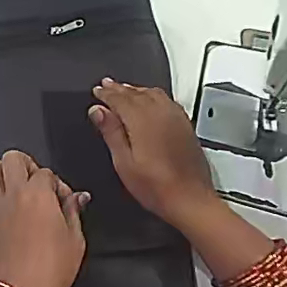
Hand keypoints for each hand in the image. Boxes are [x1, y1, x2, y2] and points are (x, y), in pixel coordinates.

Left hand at [0, 151, 87, 286]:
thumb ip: (74, 211)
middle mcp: (14, 194)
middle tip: (40, 180)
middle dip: (27, 164)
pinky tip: (14, 203)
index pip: (46, 171)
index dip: (58, 183)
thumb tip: (77, 199)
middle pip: (12, 158)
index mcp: (37, 193)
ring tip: (23, 185)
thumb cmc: (47, 270)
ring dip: (7, 172)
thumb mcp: (75, 239)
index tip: (65, 199)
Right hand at [89, 78, 221, 227]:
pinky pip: (167, 101)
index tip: (96, 91)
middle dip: (119, 88)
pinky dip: (153, 96)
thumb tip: (98, 111)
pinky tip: (151, 100)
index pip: (119, 98)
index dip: (106, 94)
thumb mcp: (123, 162)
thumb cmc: (157, 187)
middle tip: (106, 85)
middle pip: (136, 93)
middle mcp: (161, 114)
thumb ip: (111, 132)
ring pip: (153, 94)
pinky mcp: (185, 126)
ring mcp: (176, 119)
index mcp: (143, 121)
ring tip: (125, 89)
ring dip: (136, 89)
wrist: (190, 200)